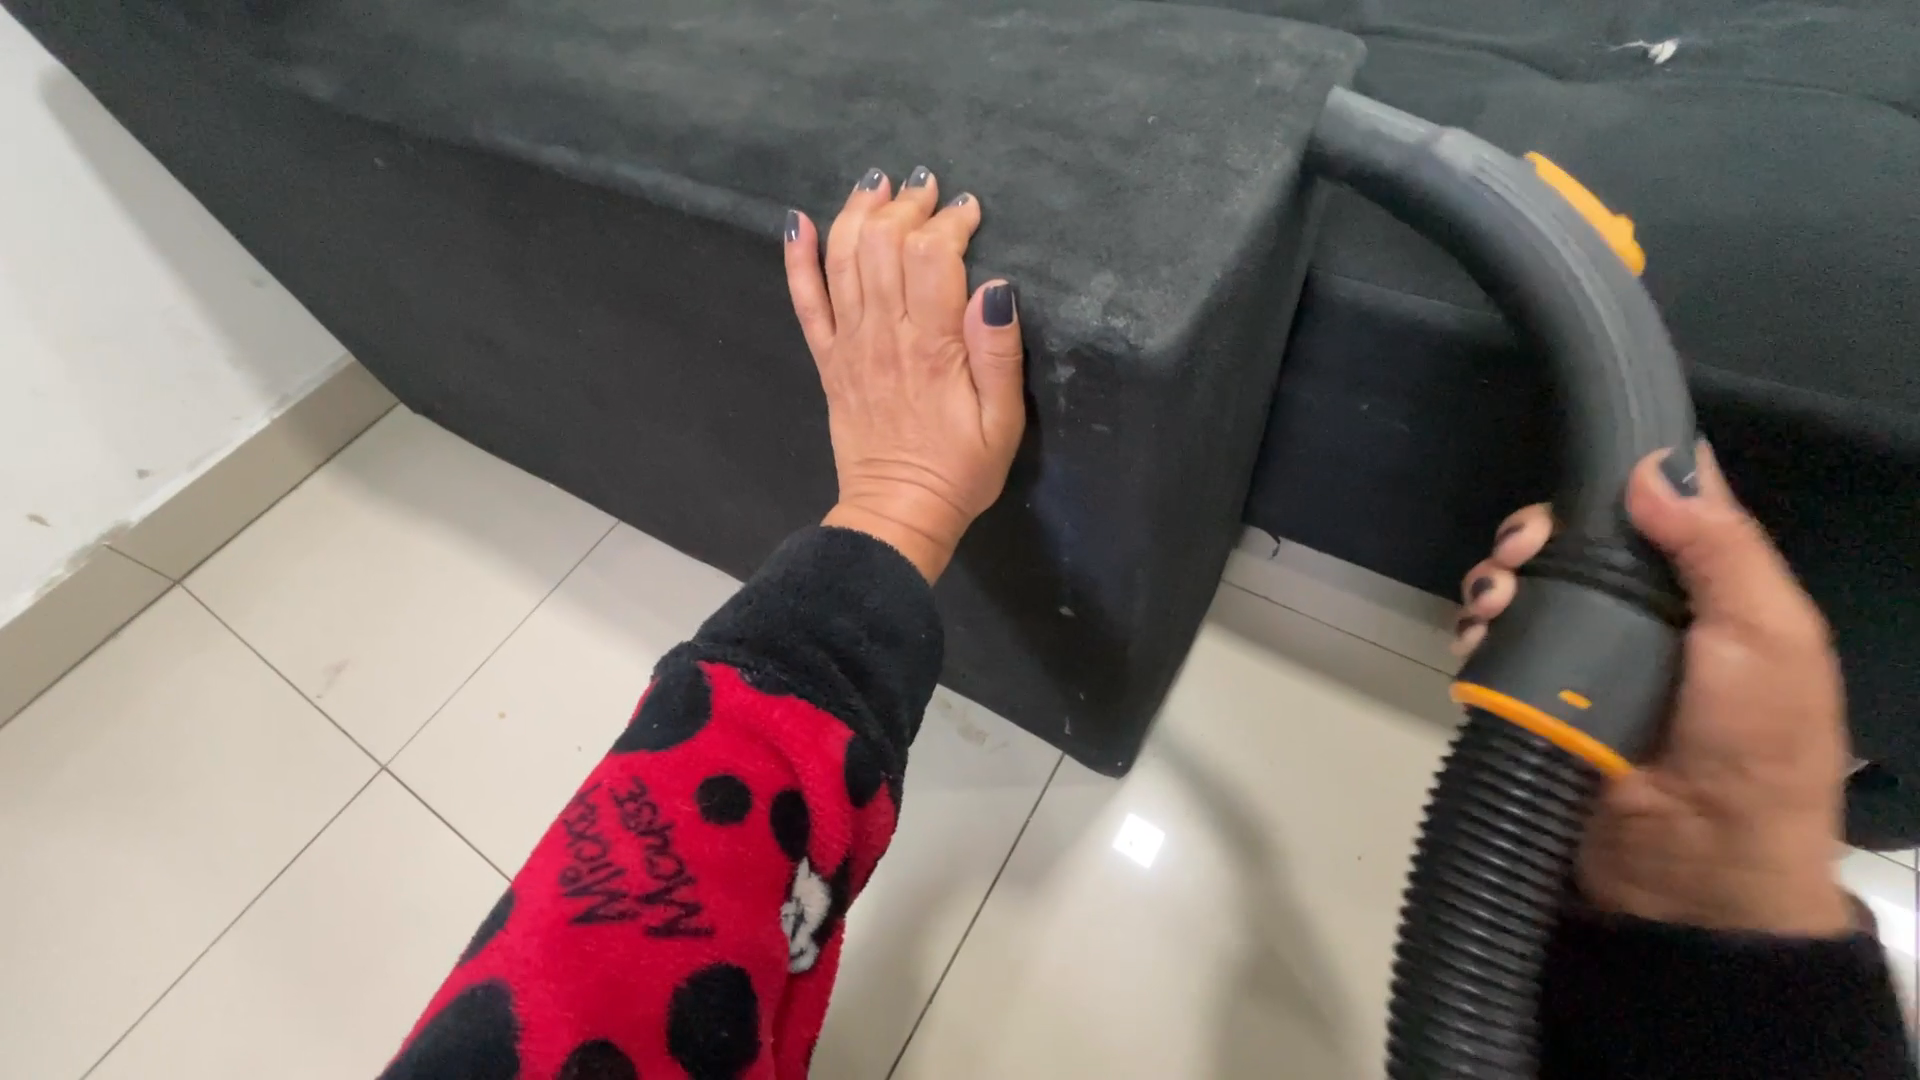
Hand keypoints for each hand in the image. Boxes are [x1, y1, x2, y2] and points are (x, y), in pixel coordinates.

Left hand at [784, 167, 1026, 580]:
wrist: (898, 513)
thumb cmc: (960, 472)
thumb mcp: (1004, 423)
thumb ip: (999, 354)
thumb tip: (996, 287)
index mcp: (933, 347)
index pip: (933, 255)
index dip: (950, 221)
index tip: (968, 210)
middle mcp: (884, 335)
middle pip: (885, 244)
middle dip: (906, 205)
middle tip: (926, 189)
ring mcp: (849, 346)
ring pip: (844, 259)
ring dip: (859, 212)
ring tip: (876, 185)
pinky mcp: (828, 362)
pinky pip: (806, 302)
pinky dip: (800, 259)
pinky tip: (800, 224)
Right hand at [1457, 444, 1853, 936]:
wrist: (1689, 855)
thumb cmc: (1749, 740)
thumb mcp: (1769, 636)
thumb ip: (1722, 549)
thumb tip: (1653, 465)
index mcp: (1689, 598)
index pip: (1628, 525)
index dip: (1592, 502)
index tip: (1566, 503)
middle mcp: (1622, 621)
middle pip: (1554, 555)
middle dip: (1525, 543)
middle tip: (1517, 558)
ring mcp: (1567, 660)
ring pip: (1509, 595)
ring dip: (1490, 588)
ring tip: (1491, 610)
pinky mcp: (1522, 695)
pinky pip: (1482, 647)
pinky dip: (1472, 636)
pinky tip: (1477, 643)